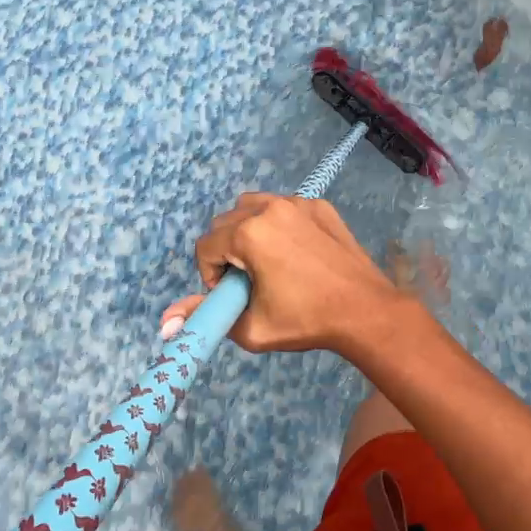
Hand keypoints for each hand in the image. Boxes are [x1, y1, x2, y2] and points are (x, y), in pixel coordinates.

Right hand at [159, 193, 404, 354]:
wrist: (365, 311)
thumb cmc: (305, 321)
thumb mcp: (251, 328)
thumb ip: (206, 318)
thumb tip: (165, 323)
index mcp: (248, 234)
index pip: (205, 246)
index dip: (209, 274)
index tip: (230, 294)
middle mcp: (269, 208)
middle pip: (226, 223)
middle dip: (226, 251)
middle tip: (247, 282)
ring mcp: (297, 202)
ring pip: (252, 207)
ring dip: (248, 231)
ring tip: (267, 263)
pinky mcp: (319, 205)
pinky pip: (284, 208)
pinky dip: (279, 226)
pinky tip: (297, 254)